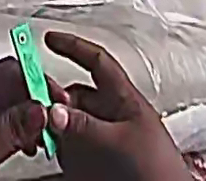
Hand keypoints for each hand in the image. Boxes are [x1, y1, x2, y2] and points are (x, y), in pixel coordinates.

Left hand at [0, 57, 48, 180]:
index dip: (35, 79)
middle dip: (39, 98)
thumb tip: (40, 107)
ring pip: (16, 108)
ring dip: (37, 117)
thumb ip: (9, 126)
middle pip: (14, 88)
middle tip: (61, 117)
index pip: (8, 71)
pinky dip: (30, 133)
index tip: (58, 97)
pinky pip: (14, 128)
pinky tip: (36, 145)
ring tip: (51, 133)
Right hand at [44, 32, 186, 180]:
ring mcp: (110, 139)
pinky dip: (67, 149)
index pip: (96, 61)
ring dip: (61, 128)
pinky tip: (65, 156)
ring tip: (52, 136)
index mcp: (124, 99)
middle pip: (78, 95)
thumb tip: (54, 111)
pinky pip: (78, 147)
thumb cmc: (162, 173)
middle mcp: (116, 115)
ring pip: (75, 122)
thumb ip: (84, 124)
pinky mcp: (105, 163)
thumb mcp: (118, 141)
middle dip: (59, 101)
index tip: (50, 39)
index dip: (73, 46)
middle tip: (43, 106)